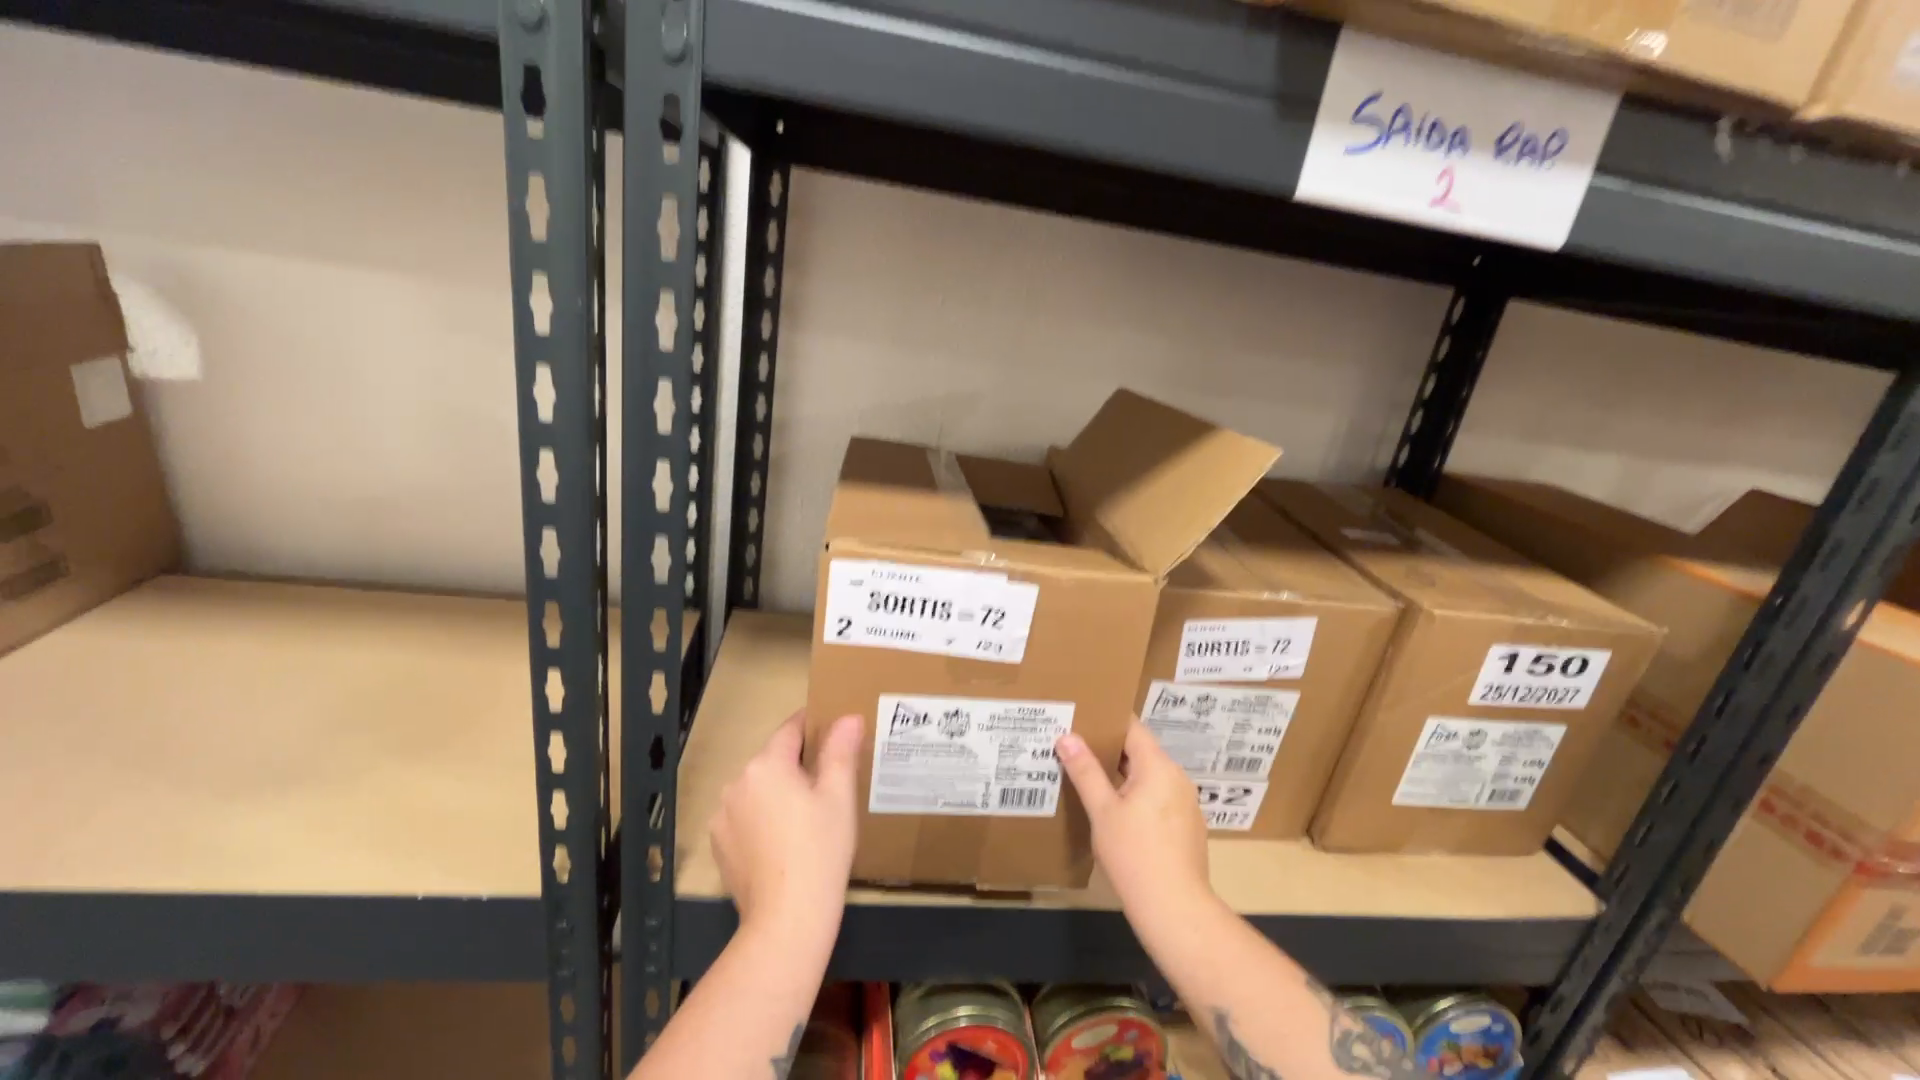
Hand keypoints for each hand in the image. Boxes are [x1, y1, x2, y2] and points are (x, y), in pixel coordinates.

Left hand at [711, 710, 862, 942]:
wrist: (787, 918)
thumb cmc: (821, 850)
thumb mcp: (840, 796)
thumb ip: (841, 750)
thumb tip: (848, 717)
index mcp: (767, 764)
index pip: (791, 728)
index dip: (814, 726)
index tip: (834, 734)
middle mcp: (737, 782)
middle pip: (772, 760)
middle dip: (797, 766)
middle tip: (828, 787)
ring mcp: (722, 815)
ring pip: (757, 789)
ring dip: (777, 794)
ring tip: (807, 820)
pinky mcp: (719, 844)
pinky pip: (744, 818)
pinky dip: (762, 820)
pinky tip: (783, 843)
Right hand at [1057, 720, 1212, 919]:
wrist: (1174, 907)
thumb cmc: (1134, 854)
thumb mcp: (1102, 811)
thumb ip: (1085, 771)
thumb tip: (1068, 736)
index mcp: (1158, 767)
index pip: (1133, 728)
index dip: (1107, 721)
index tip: (1082, 718)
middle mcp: (1178, 778)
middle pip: (1142, 752)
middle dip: (1110, 750)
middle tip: (1077, 749)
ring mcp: (1187, 803)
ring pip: (1151, 777)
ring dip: (1124, 776)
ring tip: (1092, 780)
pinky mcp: (1188, 826)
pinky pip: (1160, 798)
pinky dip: (1139, 797)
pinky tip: (1119, 814)